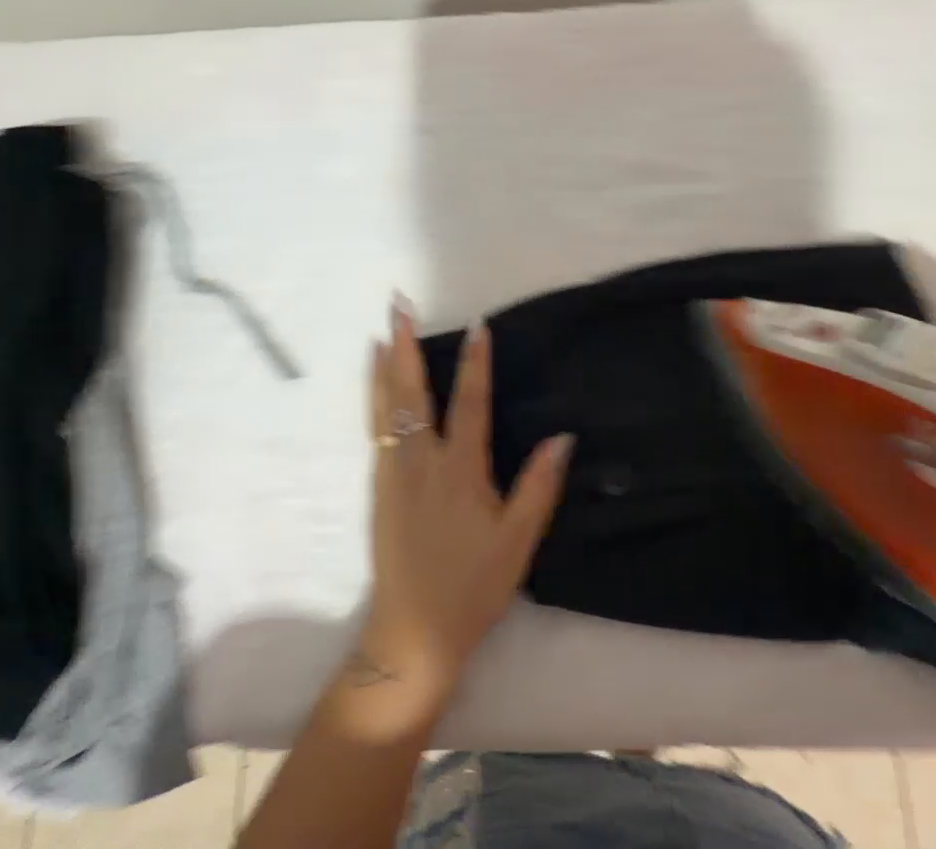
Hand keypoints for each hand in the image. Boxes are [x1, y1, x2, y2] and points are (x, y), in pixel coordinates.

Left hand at [357, 298, 573, 705]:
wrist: (412, 630)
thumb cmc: (472, 587)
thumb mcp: (518, 542)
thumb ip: (538, 487)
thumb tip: (562, 437)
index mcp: (460, 472)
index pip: (470, 405)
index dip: (476, 364)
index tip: (478, 325)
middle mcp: (421, 463)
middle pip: (411, 393)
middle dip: (405, 346)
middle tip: (397, 305)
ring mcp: (393, 474)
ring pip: (385, 408)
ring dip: (383, 366)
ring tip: (379, 333)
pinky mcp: (378, 489)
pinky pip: (375, 430)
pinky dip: (374, 399)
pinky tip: (375, 389)